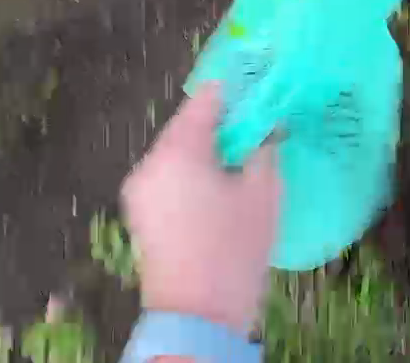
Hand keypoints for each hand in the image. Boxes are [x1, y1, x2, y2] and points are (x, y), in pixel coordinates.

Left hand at [121, 84, 279, 333]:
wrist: (197, 320)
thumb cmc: (234, 248)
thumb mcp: (263, 190)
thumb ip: (265, 144)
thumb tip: (270, 121)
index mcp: (178, 149)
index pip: (208, 96)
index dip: (239, 91)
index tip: (264, 94)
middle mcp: (150, 161)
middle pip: (190, 121)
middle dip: (224, 120)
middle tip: (259, 127)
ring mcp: (139, 187)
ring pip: (179, 146)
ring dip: (208, 145)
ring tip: (242, 156)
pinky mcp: (139, 211)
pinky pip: (169, 171)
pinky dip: (192, 167)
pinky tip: (219, 183)